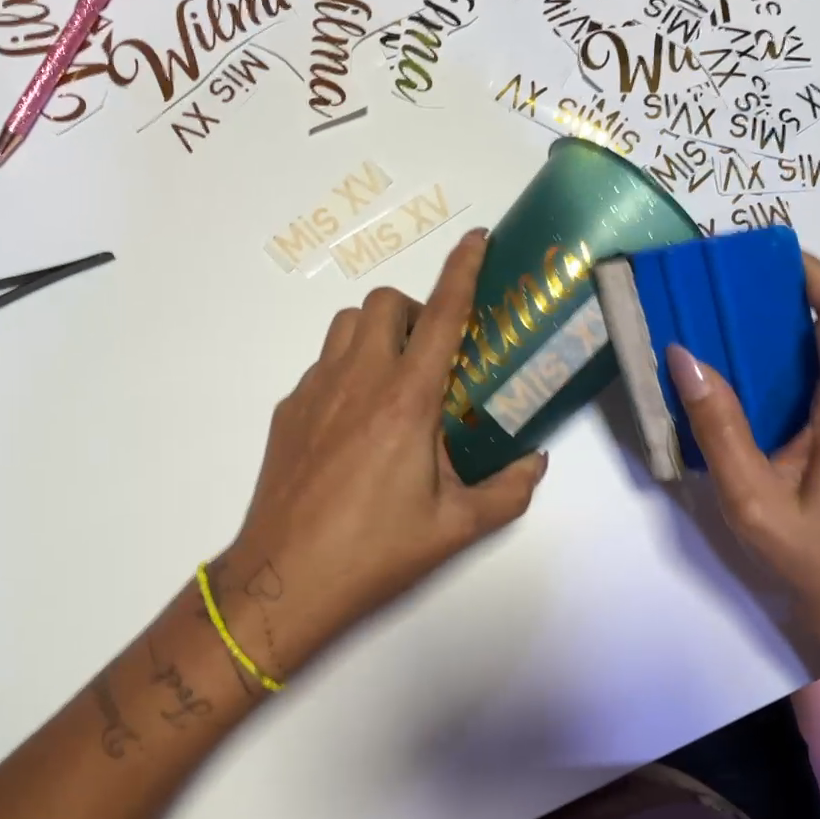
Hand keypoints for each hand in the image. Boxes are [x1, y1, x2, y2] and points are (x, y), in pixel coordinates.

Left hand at [209, 229, 548, 682]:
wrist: (285, 579)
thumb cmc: (376, 551)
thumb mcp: (456, 529)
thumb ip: (508, 491)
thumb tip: (534, 463)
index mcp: (406, 400)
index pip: (442, 315)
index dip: (463, 269)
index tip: (477, 239)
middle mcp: (358, 380)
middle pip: (385, 302)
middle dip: (416, 309)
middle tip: (434, 353)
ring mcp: (314, 391)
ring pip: (347, 323)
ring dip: (379, 331)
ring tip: (396, 376)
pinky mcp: (288, 410)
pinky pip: (322, 364)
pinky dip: (348, 368)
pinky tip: (357, 420)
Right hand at [666, 254, 819, 669]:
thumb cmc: (814, 557)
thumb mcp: (752, 499)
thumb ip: (719, 427)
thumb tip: (684, 355)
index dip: (807, 269)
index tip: (752, 255)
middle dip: (779, 294)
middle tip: (716, 288)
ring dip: (779, 328)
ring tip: (717, 323)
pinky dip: (786, 360)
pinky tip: (741, 372)